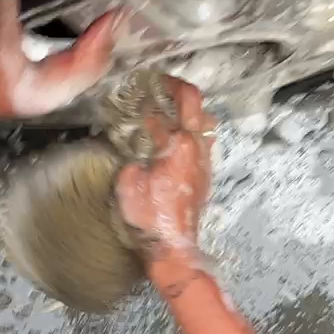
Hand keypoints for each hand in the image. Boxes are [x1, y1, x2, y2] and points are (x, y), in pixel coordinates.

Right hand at [115, 77, 215, 290]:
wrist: (174, 249)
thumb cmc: (149, 219)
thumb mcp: (128, 182)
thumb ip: (132, 155)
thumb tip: (136, 146)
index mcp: (179, 145)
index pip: (165, 109)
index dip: (147, 96)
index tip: (136, 88)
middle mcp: (198, 148)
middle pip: (195, 103)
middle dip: (176, 88)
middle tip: (159, 83)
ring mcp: (205, 162)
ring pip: (204, 120)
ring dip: (188, 108)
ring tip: (167, 106)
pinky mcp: (205, 175)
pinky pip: (204, 140)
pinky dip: (191, 128)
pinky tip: (176, 134)